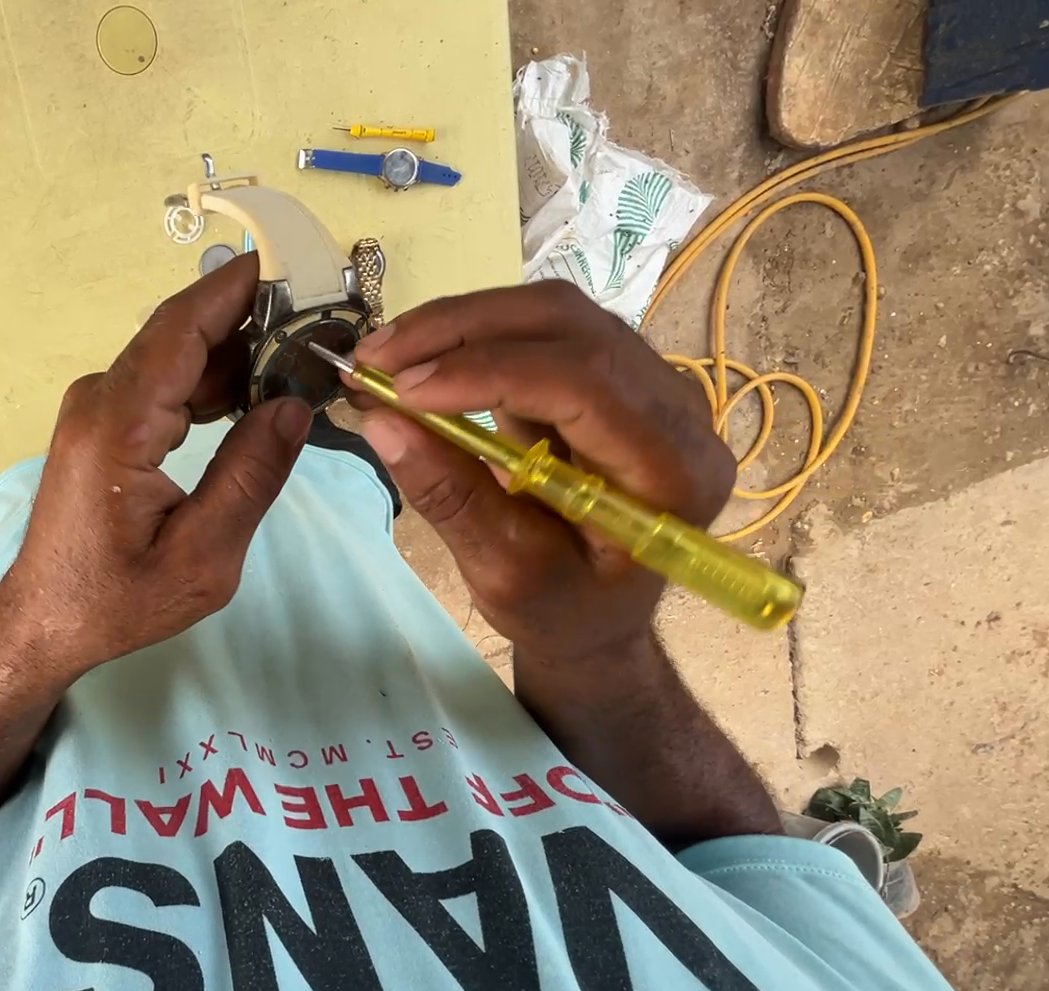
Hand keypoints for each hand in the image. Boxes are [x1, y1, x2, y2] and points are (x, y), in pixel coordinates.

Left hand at [0, 253, 312, 685]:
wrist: (45, 622)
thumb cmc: (117, 601)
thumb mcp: (202, 558)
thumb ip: (250, 478)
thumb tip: (296, 407)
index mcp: (120, 423)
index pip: (184, 326)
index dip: (239, 287)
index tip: (296, 260)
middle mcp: (102, 400)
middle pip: (182, 335)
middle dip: (252, 319)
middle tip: (322, 319)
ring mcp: (98, 410)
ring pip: (176, 359)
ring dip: (236, 355)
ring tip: (303, 355)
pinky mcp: (103, 427)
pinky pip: (164, 388)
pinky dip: (211, 385)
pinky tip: (257, 395)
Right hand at [350, 280, 735, 664]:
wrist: (597, 616)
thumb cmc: (563, 611)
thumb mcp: (504, 572)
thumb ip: (451, 497)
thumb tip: (381, 423)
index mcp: (671, 472)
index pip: (584, 384)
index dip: (486, 374)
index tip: (398, 391)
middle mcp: (675, 409)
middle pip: (568, 326)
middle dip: (458, 331)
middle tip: (373, 358)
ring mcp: (646, 385)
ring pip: (550, 315)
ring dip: (455, 326)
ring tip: (381, 356)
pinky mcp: (607, 378)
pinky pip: (537, 333)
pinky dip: (467, 339)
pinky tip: (416, 360)